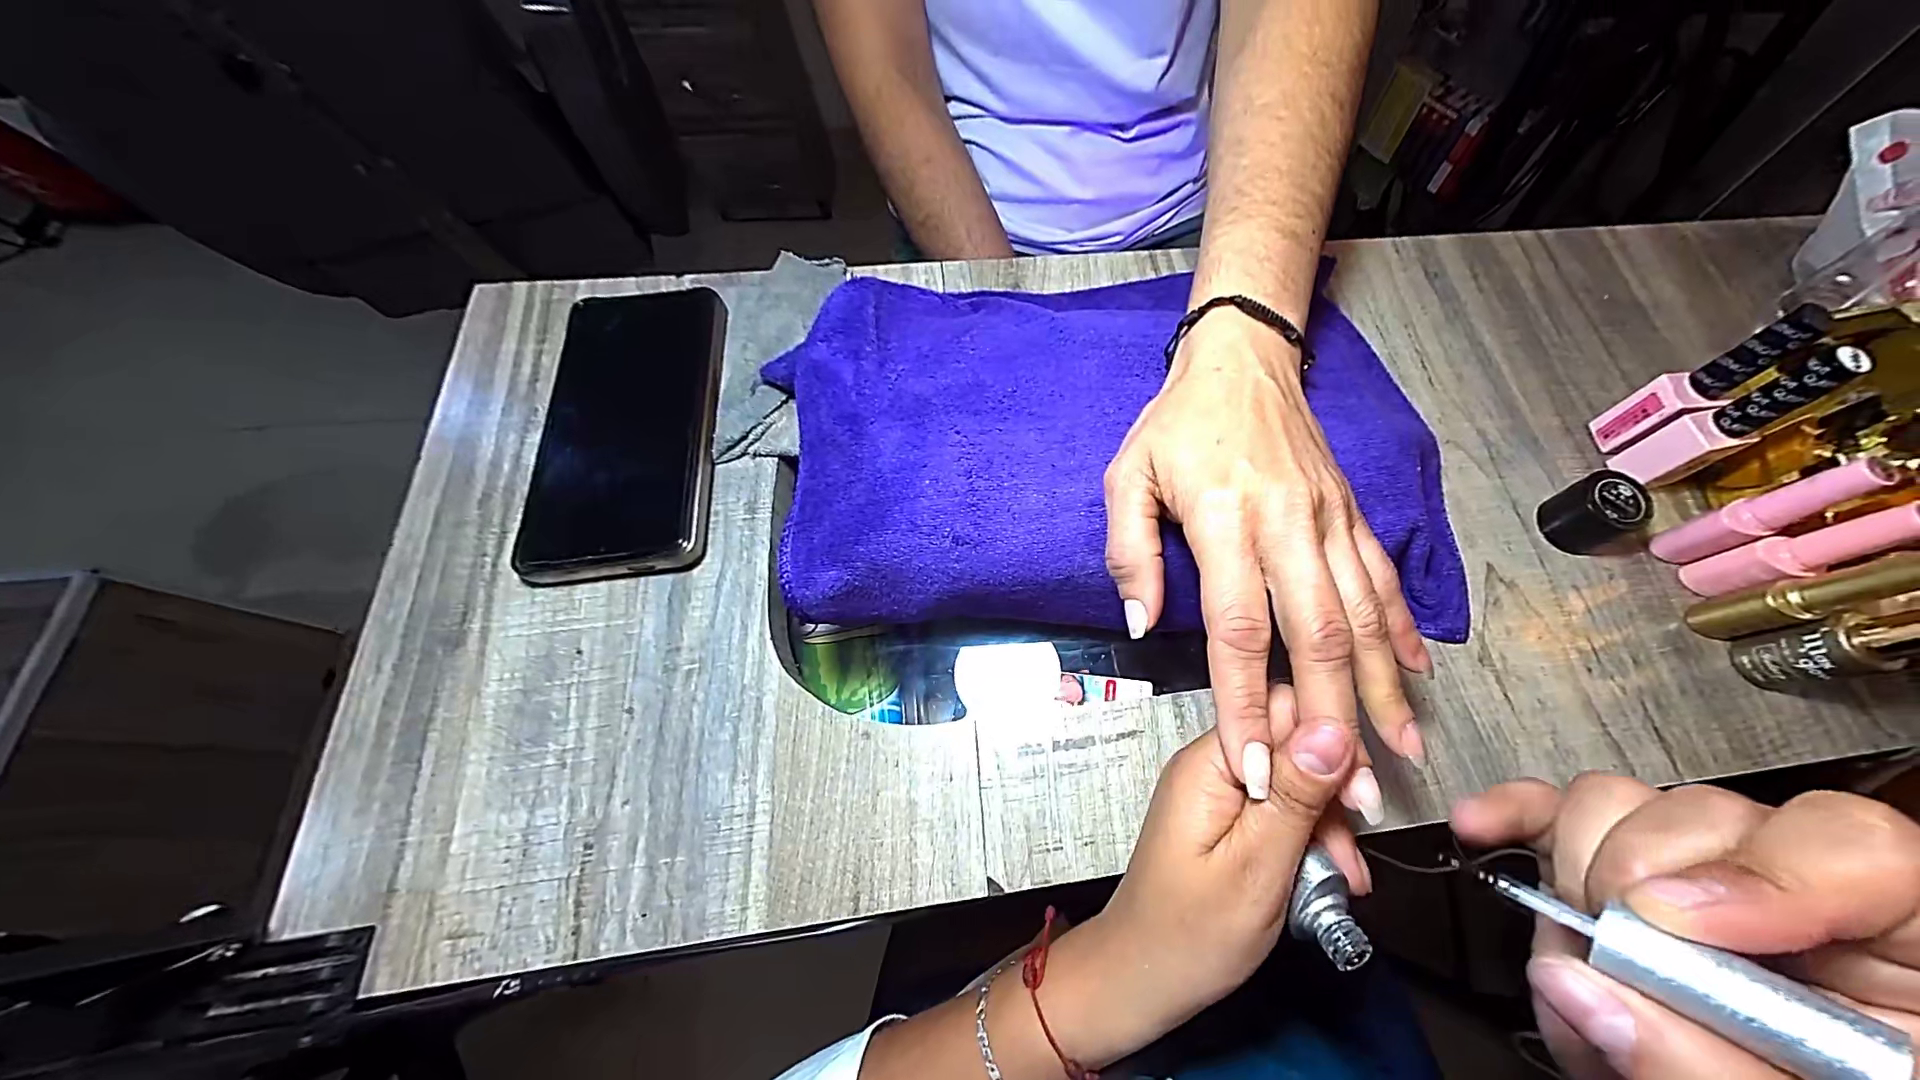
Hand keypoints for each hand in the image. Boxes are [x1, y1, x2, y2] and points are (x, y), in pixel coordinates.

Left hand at [859, 694, 1366, 1079]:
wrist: (1130, 979)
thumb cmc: (1188, 934)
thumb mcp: (1257, 869)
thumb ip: (1289, 793)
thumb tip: (1319, 721)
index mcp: (1206, 758)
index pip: (1278, 709)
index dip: (1330, 744)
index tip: (1370, 798)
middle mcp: (1200, 760)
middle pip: (1284, 746)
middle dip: (1329, 797)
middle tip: (1347, 866)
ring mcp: (1204, 788)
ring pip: (1282, 780)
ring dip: (1319, 829)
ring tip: (1331, 889)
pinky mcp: (1210, 817)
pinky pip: (1267, 808)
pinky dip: (1299, 843)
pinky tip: (1312, 884)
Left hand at [1104, 313, 1430, 822]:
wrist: (1241, 362)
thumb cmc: (1175, 425)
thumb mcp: (1127, 479)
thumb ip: (1131, 552)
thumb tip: (1139, 621)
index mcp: (1225, 523)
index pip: (1238, 632)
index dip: (1248, 705)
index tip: (1256, 768)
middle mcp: (1288, 526)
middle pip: (1317, 636)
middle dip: (1334, 720)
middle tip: (1351, 791)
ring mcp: (1329, 519)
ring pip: (1364, 614)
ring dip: (1382, 688)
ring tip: (1401, 749)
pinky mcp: (1351, 511)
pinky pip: (1382, 575)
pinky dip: (1400, 626)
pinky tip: (1414, 670)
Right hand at [1452, 776, 1919, 1078]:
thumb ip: (1712, 1068)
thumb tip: (1575, 984)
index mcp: (1912, 948)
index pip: (1853, 847)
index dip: (1755, 874)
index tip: (1665, 923)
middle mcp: (1801, 882)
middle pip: (1704, 815)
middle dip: (1632, 884)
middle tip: (1608, 955)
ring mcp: (1695, 863)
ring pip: (1615, 803)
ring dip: (1573, 872)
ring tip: (1577, 952)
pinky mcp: (1616, 856)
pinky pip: (1554, 808)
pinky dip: (1514, 816)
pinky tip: (1479, 828)